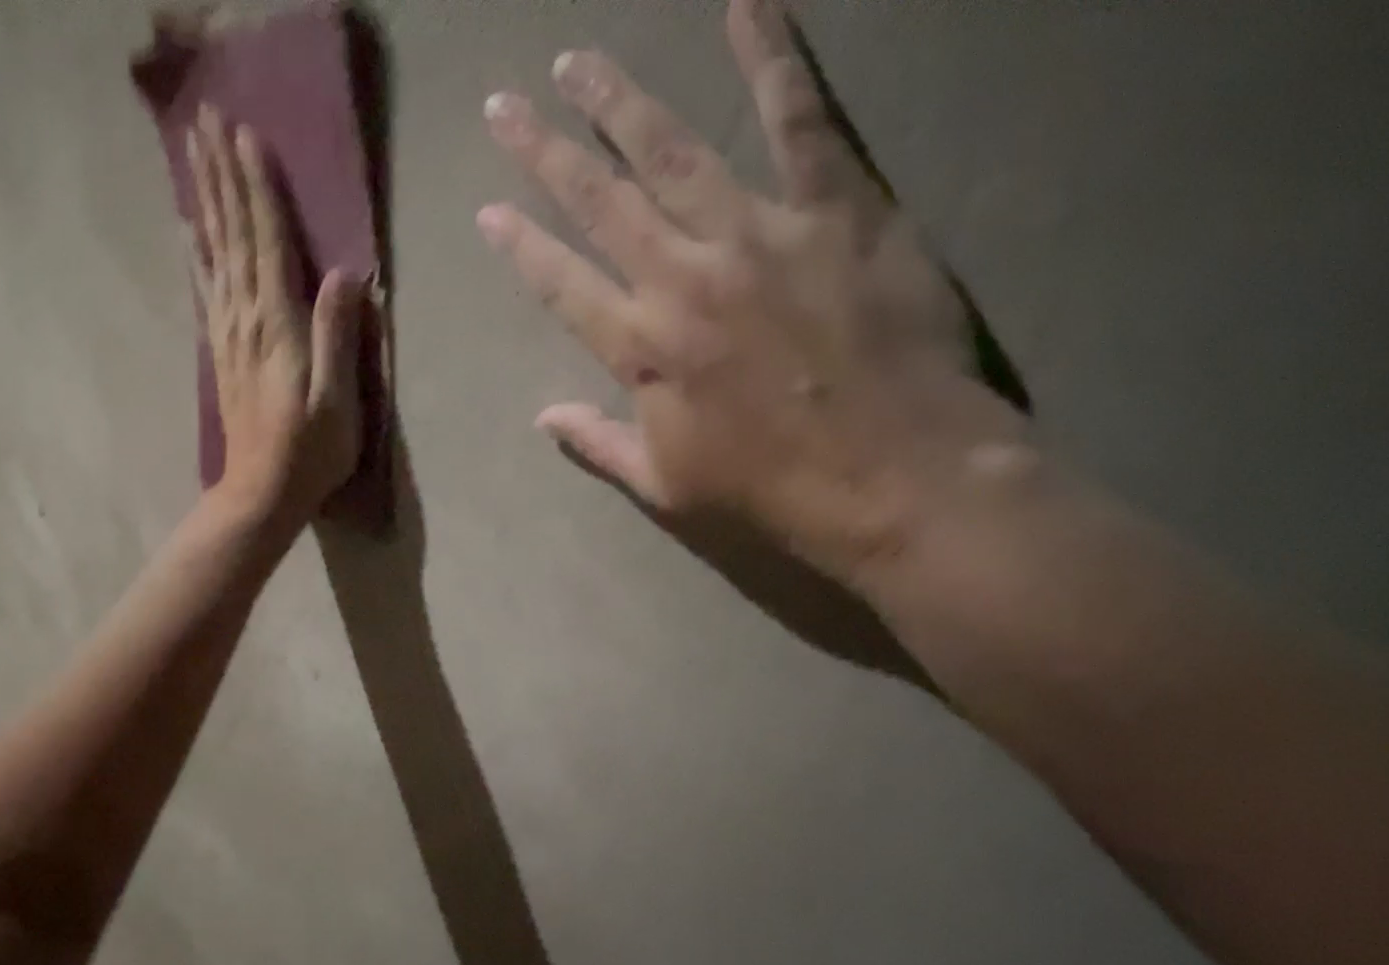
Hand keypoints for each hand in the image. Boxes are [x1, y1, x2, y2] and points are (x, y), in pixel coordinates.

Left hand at [189, 106, 363, 522]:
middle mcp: (245, 317)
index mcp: (278, 324)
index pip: (268, 242)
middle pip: (233, 234)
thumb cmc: (311, 452)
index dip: (258, 188)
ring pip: (215, 252)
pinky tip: (189, 230)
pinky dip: (196, 252)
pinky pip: (206, 287)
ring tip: (194, 155)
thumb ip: (337, 335)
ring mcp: (226, 332)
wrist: (260, 494)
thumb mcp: (338, 400)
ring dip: (206, 199)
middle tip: (206, 121)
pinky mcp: (220, 349)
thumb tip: (344, 274)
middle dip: (222, 176)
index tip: (246, 135)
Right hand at [478, 0, 1029, 588]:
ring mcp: (756, 234)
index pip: (559, 282)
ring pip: (672, 150)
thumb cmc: (776, 491)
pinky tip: (743, 4)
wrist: (901, 477)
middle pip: (598, 200)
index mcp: (642, 347)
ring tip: (577, 61)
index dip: (518, 244)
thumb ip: (599, 445)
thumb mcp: (669, 487)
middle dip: (542, 151)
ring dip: (618, 101)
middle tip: (503, 105)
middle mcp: (682, 277)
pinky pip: (797, 120)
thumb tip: (542, 418)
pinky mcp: (833, 209)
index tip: (487, 210)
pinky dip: (770, 58)